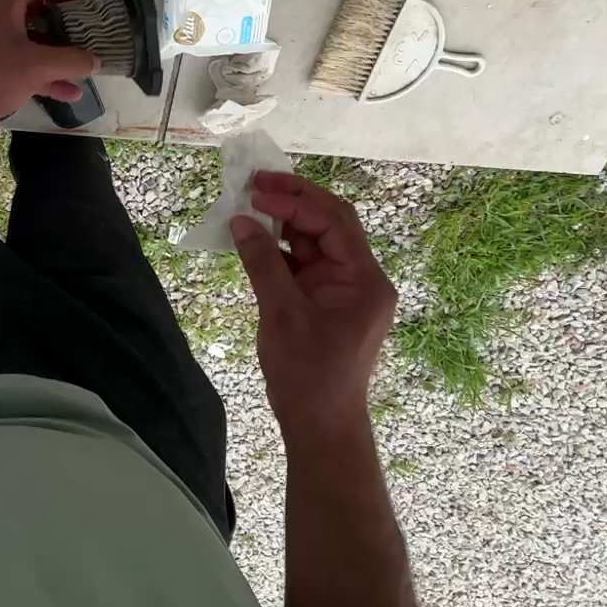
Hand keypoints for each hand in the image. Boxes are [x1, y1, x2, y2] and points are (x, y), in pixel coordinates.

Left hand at [0, 0, 98, 145]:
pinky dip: (48, 77)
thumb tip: (97, 60)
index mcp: (4, 8)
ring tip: (84, 64)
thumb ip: (71, 60)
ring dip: (59, 54)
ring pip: (34, 43)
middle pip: (36, 12)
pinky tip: (71, 93)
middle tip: (85, 34)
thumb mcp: (38, 66)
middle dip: (63, 24)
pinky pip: (28, 69)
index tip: (79, 5)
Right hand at [229, 172, 397, 439]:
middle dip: (295, 199)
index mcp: (365, 280)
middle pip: (330, 223)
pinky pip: (304, 262)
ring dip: (285, 221)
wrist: (319, 423)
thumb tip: (241, 221)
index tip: (257, 193)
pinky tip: (254, 237)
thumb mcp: (282, 313)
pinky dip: (280, 247)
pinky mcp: (324, 301)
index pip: (334, 223)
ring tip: (251, 202)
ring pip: (316, 240)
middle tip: (256, 183)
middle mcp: (360, 278)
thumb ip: (263, 262)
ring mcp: (342, 289)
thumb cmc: (307, 372)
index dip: (295, 202)